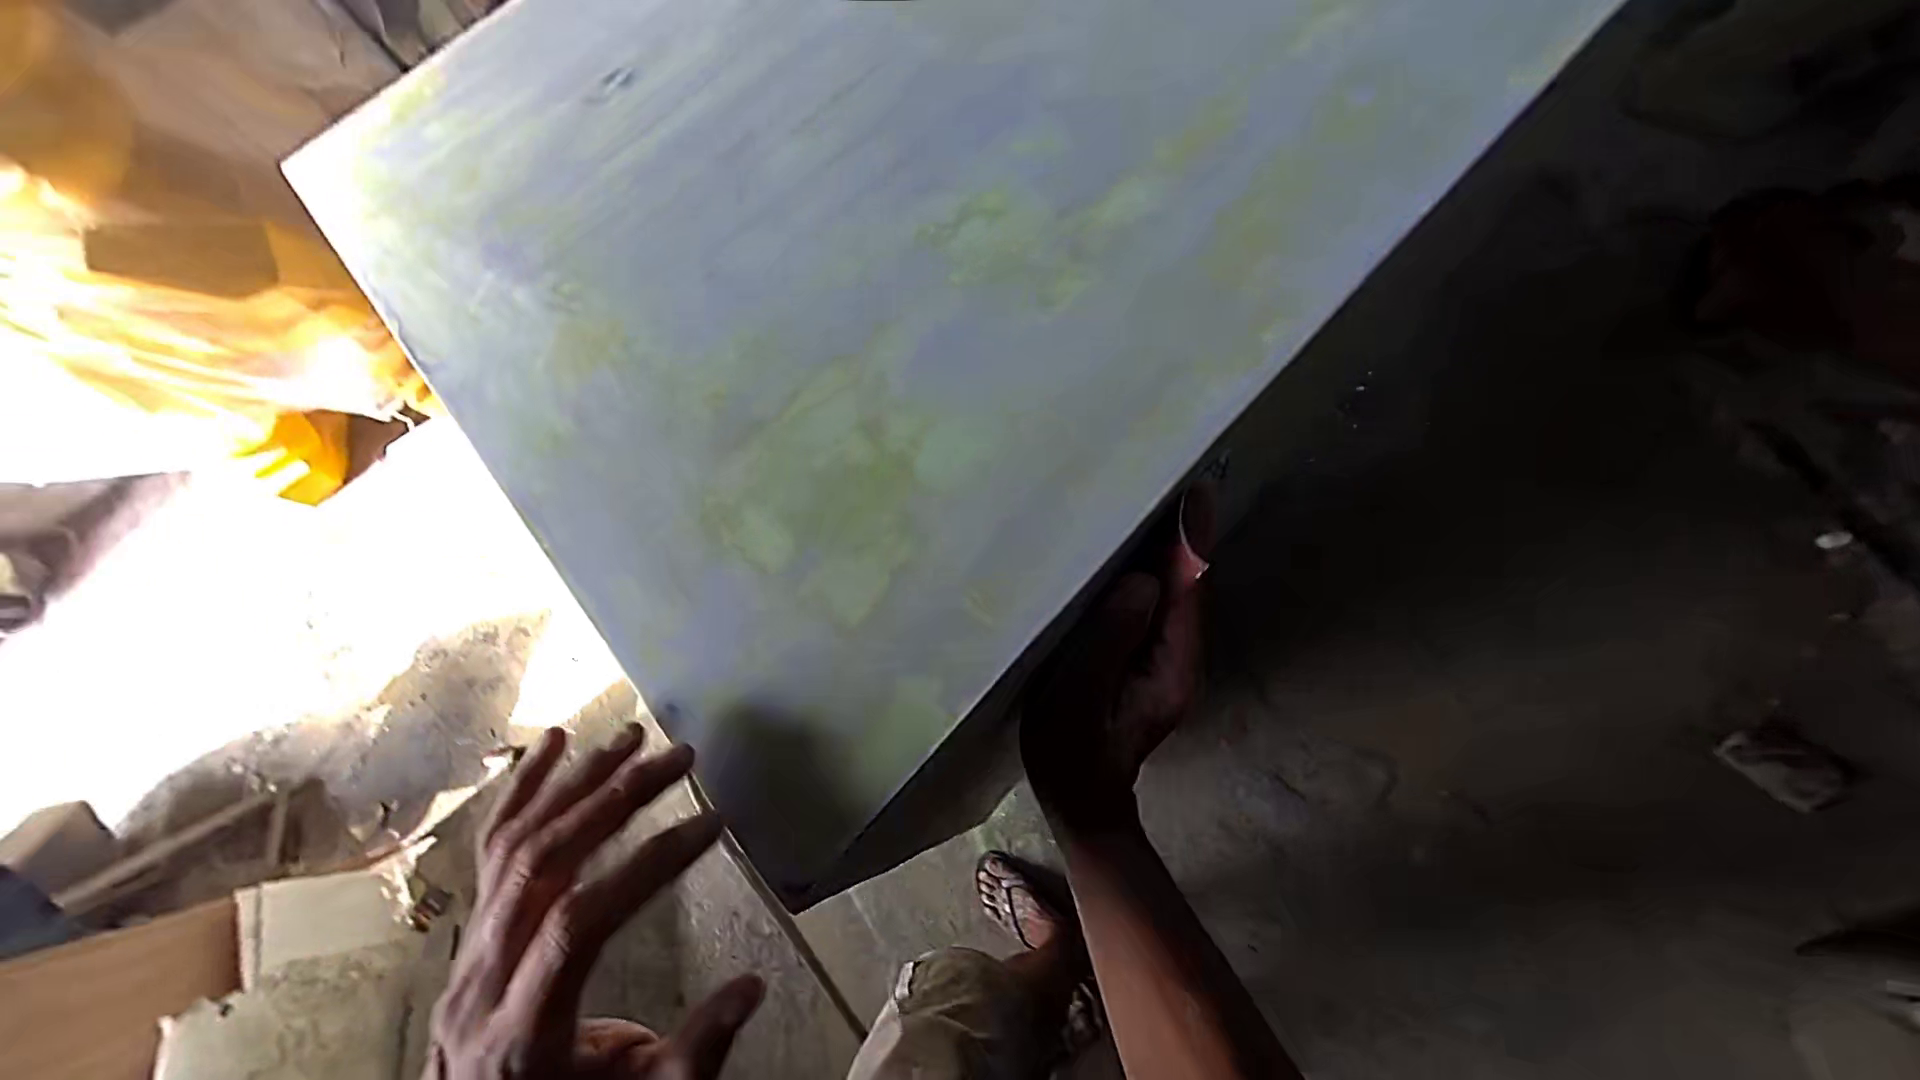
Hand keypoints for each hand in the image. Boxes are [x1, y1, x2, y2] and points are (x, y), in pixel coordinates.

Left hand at [426, 725, 763, 1079]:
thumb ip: (694, 1054)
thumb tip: (753, 985)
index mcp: (522, 1030)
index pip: (582, 921)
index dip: (649, 863)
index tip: (712, 823)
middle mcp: (482, 981)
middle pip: (543, 865)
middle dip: (618, 799)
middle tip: (678, 757)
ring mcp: (468, 950)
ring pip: (515, 846)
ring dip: (579, 781)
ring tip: (633, 736)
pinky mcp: (471, 929)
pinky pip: (490, 848)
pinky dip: (522, 789)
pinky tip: (553, 742)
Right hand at [1022, 488, 1211, 827]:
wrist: (1079, 796)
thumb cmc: (1071, 753)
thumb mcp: (1078, 700)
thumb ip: (1109, 642)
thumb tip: (1141, 581)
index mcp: (1172, 666)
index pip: (1188, 592)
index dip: (1190, 542)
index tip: (1193, 493)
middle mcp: (1179, 654)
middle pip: (1187, 583)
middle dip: (1182, 533)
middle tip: (1172, 477)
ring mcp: (1164, 655)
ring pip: (1172, 589)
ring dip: (1165, 546)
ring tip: (1153, 496)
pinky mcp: (1144, 653)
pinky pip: (1152, 601)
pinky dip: (1146, 568)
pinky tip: (1125, 545)